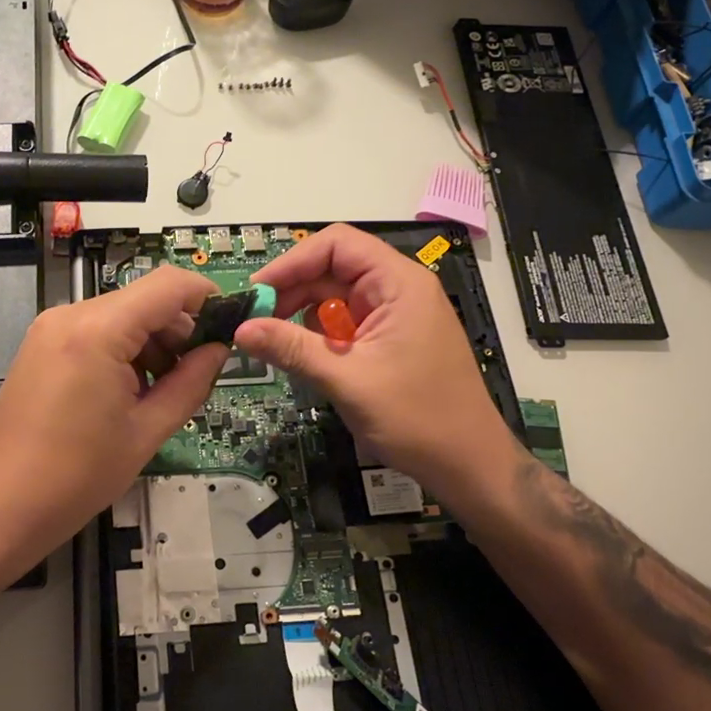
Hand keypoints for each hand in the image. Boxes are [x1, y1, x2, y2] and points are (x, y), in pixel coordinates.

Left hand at [0, 265, 228, 559]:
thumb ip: (190, 382)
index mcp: (97, 330)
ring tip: (164, 393)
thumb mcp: (146, 431)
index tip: (233, 328)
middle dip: (180, 329)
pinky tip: (131, 394)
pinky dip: (123, 351)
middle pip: (144, 299)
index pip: (169, 285)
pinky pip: (96, 332)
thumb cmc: (75, 477)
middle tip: (201, 374)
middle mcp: (70, 315)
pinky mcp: (41, 347)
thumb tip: (219, 351)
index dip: (208, 298)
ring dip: (153, 343)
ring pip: (121, 315)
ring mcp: (50, 329)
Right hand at [233, 224, 520, 495]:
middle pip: (332, 269)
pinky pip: (346, 323)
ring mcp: (396, 315)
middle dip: (291, 292)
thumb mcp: (347, 380)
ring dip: (301, 316)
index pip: (337, 244)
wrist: (469, 465)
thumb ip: (292, 349)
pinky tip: (304, 357)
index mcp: (399, 284)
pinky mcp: (391, 340)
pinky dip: (320, 336)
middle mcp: (398, 289)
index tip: (257, 293)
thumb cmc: (417, 418)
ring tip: (275, 344)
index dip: (292, 262)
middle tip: (254, 324)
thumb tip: (240, 329)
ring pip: (334, 297)